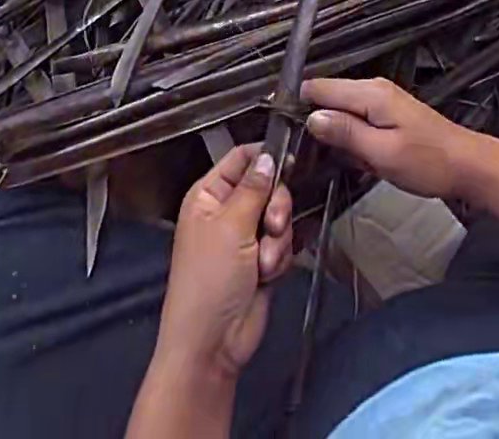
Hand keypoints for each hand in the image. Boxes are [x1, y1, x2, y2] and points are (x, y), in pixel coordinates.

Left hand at [154, 144, 293, 383]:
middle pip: (268, 186)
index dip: (264, 157)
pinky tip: (267, 274)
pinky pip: (285, 242)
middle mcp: (227, 210)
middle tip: (272, 225)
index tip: (290, 160)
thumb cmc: (210, 280)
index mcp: (209, 194)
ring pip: (280, 215)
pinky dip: (280, 257)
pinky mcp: (263, 257)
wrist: (213, 343)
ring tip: (262, 261)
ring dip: (278, 239)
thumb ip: (254, 188)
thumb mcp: (231, 226)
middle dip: (276, 208)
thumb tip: (267, 156)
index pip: (240, 158)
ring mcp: (246, 235)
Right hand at [302, 77, 488, 201]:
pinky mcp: (386, 113)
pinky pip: (355, 120)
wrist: (469, 166)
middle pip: (327, 97)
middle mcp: (372, 89)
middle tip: (306, 154)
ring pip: (340, 111)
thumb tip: (310, 118)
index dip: (297, 104)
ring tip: (332, 160)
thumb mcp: (382, 153)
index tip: (282, 129)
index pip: (319, 87)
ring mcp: (380, 100)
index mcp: (369, 93)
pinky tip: (357, 160)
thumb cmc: (427, 162)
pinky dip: (351, 139)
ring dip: (334, 134)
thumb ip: (345, 133)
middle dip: (315, 123)